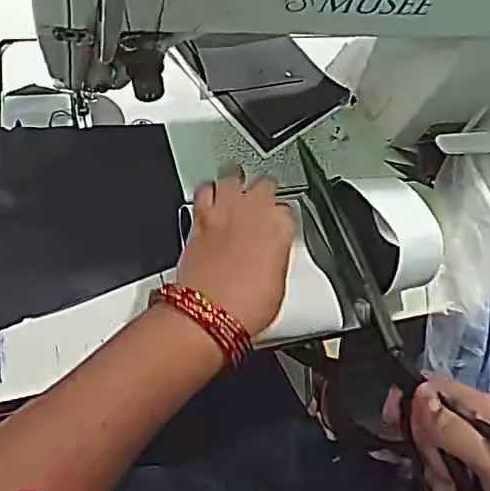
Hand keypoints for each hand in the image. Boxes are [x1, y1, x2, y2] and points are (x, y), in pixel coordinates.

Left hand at [175, 168, 294, 336]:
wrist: (209, 314)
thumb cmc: (246, 306)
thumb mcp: (278, 284)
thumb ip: (276, 257)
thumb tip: (272, 256)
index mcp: (282, 227)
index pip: (289, 210)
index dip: (283, 218)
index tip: (280, 225)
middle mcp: (254, 212)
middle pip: (265, 184)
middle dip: (264, 190)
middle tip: (263, 198)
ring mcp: (225, 211)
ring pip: (232, 176)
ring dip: (236, 180)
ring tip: (236, 182)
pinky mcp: (199, 217)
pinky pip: (204, 190)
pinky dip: (207, 190)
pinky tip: (209, 194)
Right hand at [405, 378, 489, 490]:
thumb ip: (451, 429)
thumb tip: (416, 395)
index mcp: (478, 411)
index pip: (424, 389)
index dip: (406, 407)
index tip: (400, 436)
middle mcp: (472, 429)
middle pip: (422, 434)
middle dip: (434, 468)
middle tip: (459, 487)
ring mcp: (472, 459)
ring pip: (430, 468)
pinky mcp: (474, 487)